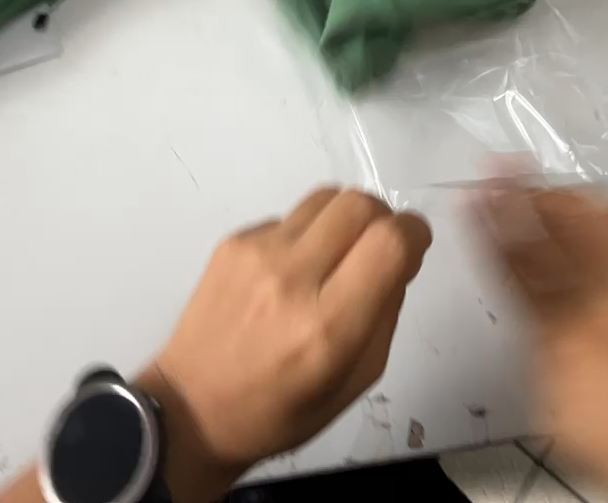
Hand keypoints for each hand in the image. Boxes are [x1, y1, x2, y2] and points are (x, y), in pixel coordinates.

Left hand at [144, 188, 431, 499]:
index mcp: (329, 326)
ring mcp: (257, 251)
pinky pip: (290, 217)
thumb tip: (398, 258)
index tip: (414, 244)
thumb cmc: (281, 410)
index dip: (414, 233)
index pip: (388, 243)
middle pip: (358, 204)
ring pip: (324, 198)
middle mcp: (291, 278)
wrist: (193, 404)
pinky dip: (306, 234)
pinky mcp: (233, 239)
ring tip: (337, 252)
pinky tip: (291, 270)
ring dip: (345, 217)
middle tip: (380, 245)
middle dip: (383, 217)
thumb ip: (385, 314)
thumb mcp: (355, 382)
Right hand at [476, 178, 607, 502]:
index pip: (511, 255)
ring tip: (558, 188)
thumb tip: (533, 322)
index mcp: (562, 329)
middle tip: (506, 170)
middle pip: (554, 221)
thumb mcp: (564, 415)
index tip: (474, 194)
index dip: (487, 219)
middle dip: (524, 189)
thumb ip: (542, 355)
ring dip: (574, 196)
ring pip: (605, 214)